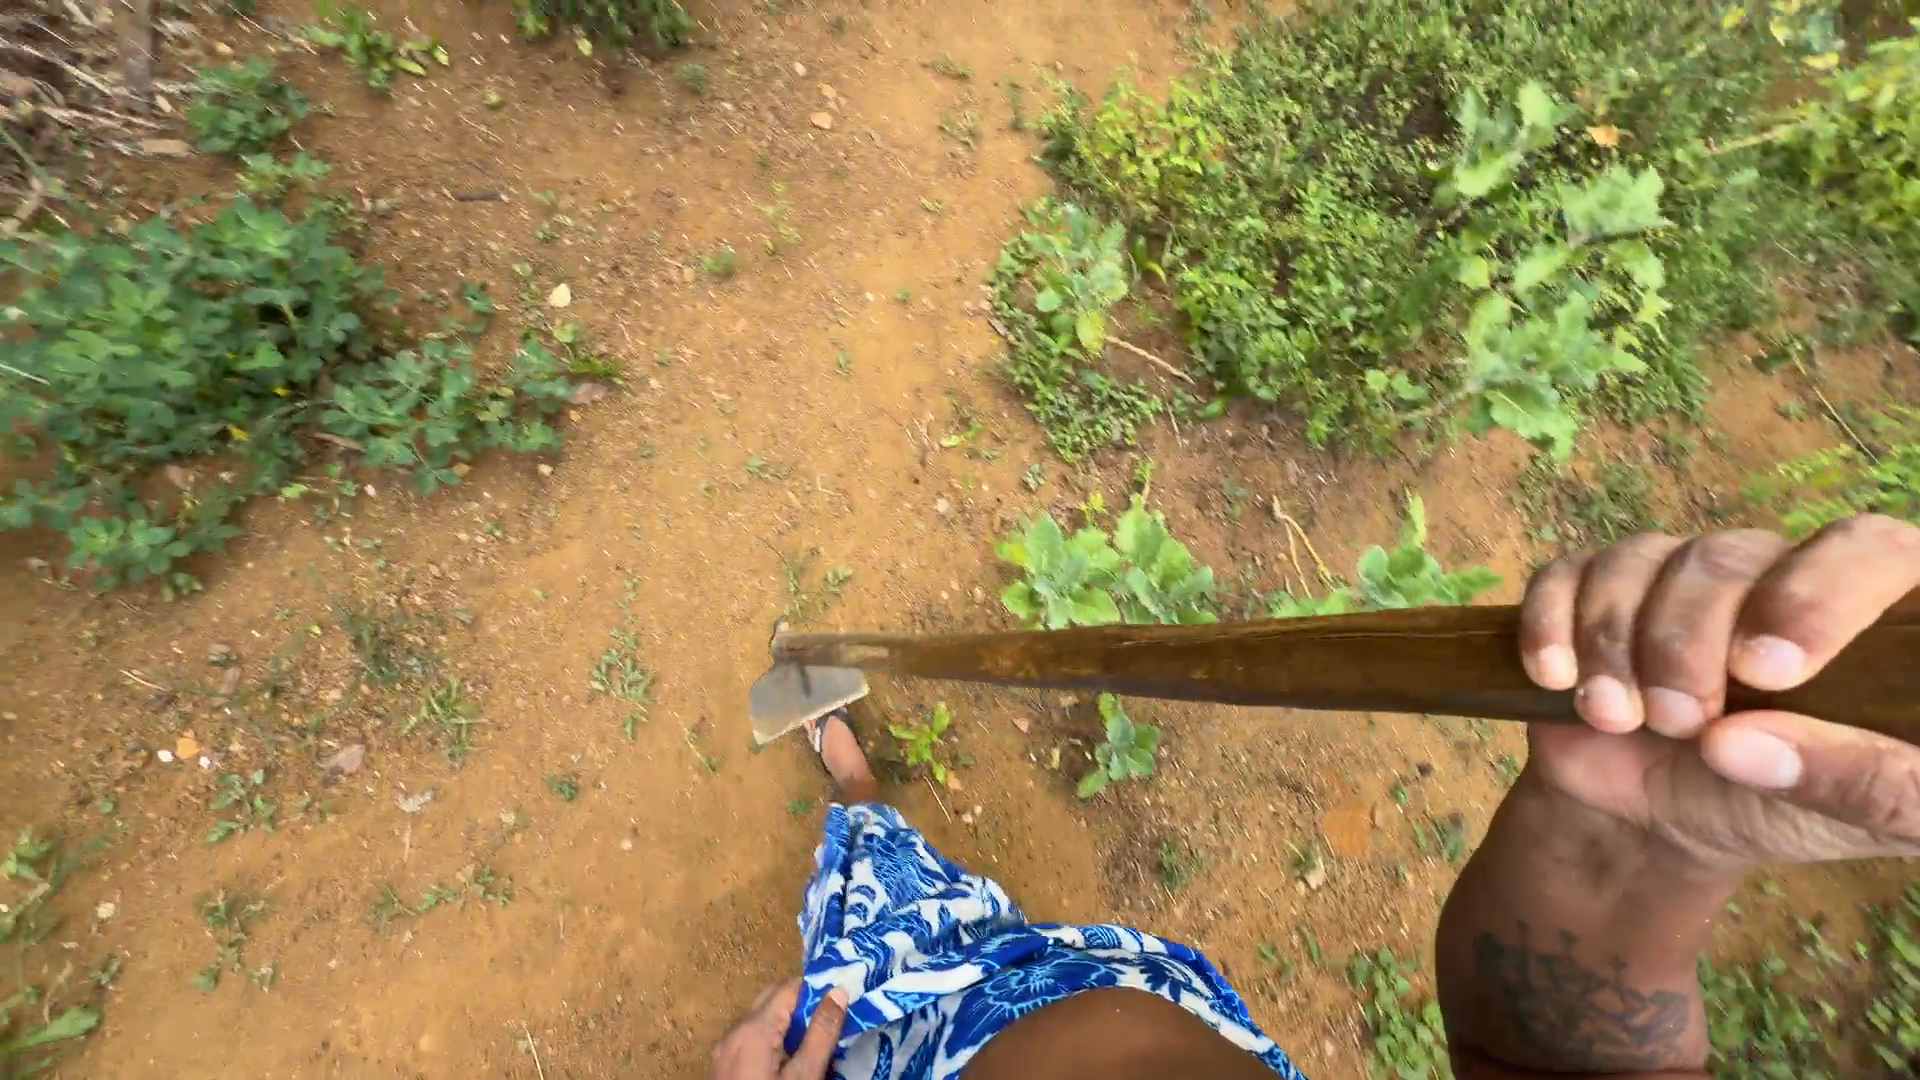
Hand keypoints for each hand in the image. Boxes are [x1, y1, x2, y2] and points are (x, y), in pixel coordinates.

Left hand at [710, 978, 847, 1079]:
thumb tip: (839, 991)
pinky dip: (773, 1041)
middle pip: (774, 999)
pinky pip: (751, 1041)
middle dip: (804, 1005)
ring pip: (762, 1019)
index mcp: (753, 1030)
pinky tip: (791, 1063)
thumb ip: (822, 1033)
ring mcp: (725, 1052)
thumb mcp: (804, 1077)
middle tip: (832, 1022)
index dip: (818, 990)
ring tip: (816, 1044)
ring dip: (789, 1024)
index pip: (790, 987)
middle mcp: (734, 1033)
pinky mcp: (723, 1070)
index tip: (842, 1001)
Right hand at [1517, 514, 1919, 869]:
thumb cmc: (1781, 806)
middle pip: (1721, 559)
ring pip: (1631, 564)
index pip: (1867, 550)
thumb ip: (1857, 785)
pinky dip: (1548, 627)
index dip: (1812, 596)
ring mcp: (1662, 578)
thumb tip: (1736, 743)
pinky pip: (1557, 579)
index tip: (1764, 672)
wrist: (1654, 813)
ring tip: (1614, 717)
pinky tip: (1554, 678)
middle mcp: (1764, 576)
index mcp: (1866, 614)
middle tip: (1678, 722)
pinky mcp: (1580, 592)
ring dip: (1611, 645)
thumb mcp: (1868, 820)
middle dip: (1683, 645)